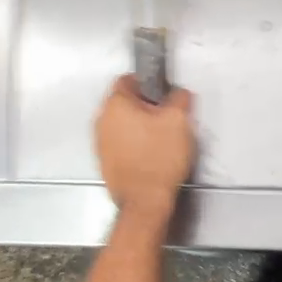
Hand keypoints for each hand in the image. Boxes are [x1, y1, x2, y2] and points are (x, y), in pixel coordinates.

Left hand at [95, 75, 193, 215]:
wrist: (145, 202)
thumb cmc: (159, 160)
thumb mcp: (179, 121)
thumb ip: (180, 98)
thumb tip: (179, 93)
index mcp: (115, 104)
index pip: (129, 79)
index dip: (150, 84)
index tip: (164, 96)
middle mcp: (101, 121)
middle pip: (125, 104)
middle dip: (145, 109)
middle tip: (167, 120)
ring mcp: (100, 144)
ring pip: (123, 126)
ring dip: (140, 129)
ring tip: (161, 142)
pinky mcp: (105, 163)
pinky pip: (121, 146)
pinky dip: (134, 148)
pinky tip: (151, 159)